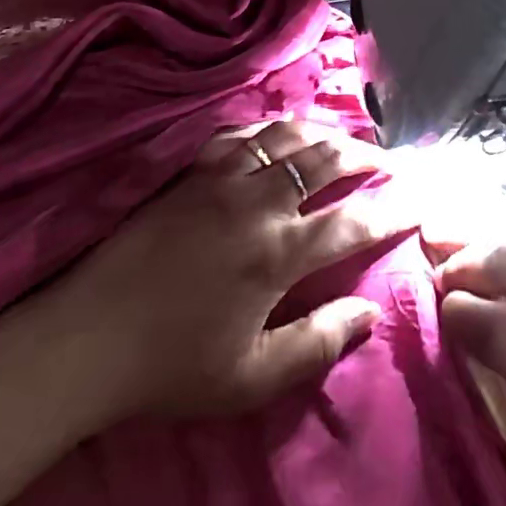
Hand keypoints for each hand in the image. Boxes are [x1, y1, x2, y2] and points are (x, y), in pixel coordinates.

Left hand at [41, 121, 413, 422]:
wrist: (90, 332)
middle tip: (387, 160)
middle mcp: (252, 202)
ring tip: (341, 138)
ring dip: (318, 133)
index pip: (350, 222)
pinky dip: (265, 129)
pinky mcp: (184, 173)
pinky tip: (273, 134)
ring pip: (279, 138)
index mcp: (276, 252)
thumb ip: (318, 342)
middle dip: (361, 157)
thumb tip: (370, 311)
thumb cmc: (174, 362)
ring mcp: (215, 179)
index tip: (416, 202)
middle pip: (320, 162)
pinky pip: (234, 136)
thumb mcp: (254, 375)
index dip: (389, 211)